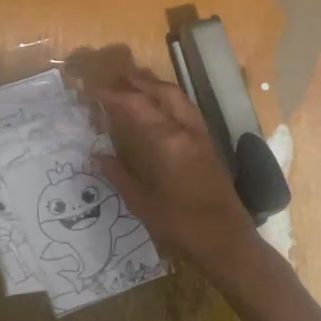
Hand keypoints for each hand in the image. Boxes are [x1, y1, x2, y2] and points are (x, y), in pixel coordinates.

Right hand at [93, 70, 259, 266]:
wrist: (225, 241)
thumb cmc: (180, 224)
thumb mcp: (142, 202)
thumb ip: (119, 175)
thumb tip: (97, 156)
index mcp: (168, 142)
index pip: (139, 106)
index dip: (116, 96)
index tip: (95, 92)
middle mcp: (187, 132)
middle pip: (165, 93)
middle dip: (142, 82)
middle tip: (118, 79)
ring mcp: (202, 138)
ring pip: (181, 100)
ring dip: (159, 89)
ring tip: (138, 87)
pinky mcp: (209, 148)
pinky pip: (188, 113)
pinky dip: (172, 103)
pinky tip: (161, 112)